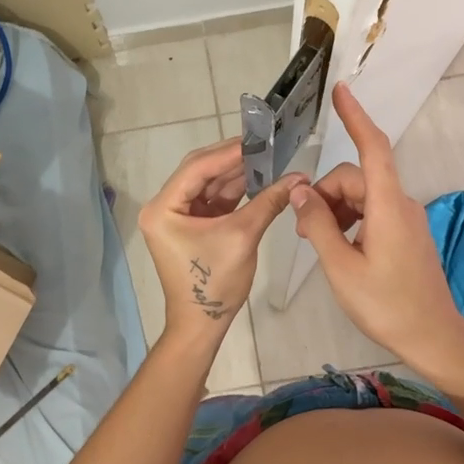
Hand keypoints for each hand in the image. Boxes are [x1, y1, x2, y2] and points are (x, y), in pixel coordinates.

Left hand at [139, 138, 302, 337]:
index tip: (257, 139)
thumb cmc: (215, 282)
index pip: (196, 168)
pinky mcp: (190, 226)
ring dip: (234, 174)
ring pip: (207, 185)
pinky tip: (256, 179)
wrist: (201, 324)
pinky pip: (211, 201)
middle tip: (263, 144)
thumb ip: (268, 202)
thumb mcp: (242, 237)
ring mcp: (176, 217)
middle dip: (231, 159)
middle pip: (199, 172)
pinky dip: (233, 191)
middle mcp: (163, 207)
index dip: (228, 152)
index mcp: (163, 208)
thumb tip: (299, 177)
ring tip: (265, 159)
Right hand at [289, 82, 463, 361]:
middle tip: (303, 230)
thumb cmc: (385, 304)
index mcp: (388, 206)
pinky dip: (349, 221)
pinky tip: (338, 248)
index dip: (356, 117)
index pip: (372, 148)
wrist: (432, 335)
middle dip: (325, 194)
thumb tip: (300, 192)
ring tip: (318, 243)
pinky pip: (371, 212)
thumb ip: (318, 226)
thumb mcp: (340, 268)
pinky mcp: (406, 234)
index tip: (341, 91)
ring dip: (335, 209)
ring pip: (361, 196)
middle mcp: (400, 204)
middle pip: (355, 178)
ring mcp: (405, 219)